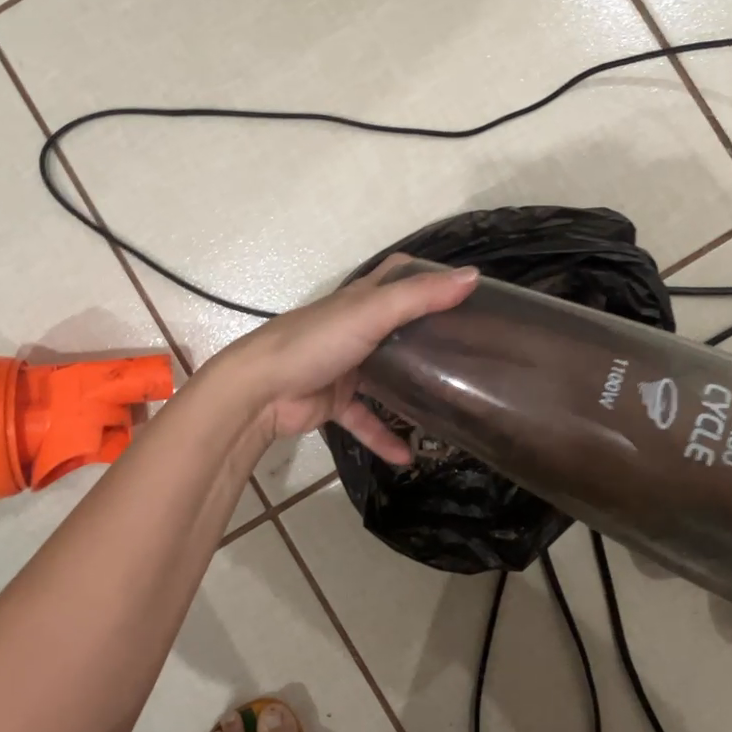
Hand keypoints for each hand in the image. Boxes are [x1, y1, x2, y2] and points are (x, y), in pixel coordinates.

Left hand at [208, 255, 479, 464]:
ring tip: (453, 400)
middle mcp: (355, 328)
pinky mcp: (334, 402)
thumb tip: (474, 277)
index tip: (467, 290)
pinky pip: (365, 420)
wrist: (258, 391)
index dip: (428, 276)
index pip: (397, 275)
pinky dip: (383, 436)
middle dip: (430, 333)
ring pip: (386, 375)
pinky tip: (407, 456)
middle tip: (473, 347)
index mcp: (360, 300)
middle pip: (398, 325)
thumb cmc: (314, 342)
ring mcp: (345, 366)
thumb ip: (420, 297)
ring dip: (412, 387)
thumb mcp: (370, 313)